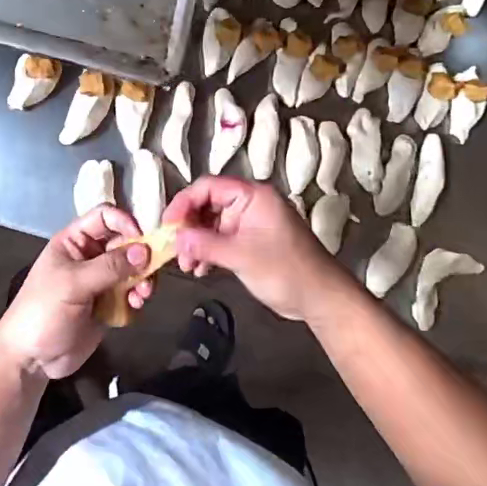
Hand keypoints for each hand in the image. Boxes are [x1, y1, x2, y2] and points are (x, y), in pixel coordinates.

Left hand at [0, 206, 155, 378]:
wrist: (31, 359)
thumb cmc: (43, 312)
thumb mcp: (73, 284)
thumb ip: (110, 266)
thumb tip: (145, 250)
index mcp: (74, 241)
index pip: (105, 216)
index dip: (126, 221)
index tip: (144, 238)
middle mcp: (89, 256)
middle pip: (125, 242)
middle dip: (141, 255)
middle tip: (149, 272)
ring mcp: (100, 280)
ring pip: (133, 268)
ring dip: (143, 277)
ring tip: (143, 294)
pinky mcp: (109, 303)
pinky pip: (131, 291)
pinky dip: (138, 295)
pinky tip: (136, 305)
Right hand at [161, 176, 355, 321]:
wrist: (319, 298)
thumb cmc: (284, 271)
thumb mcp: (240, 256)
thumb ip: (205, 244)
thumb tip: (174, 239)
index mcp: (253, 196)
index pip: (208, 187)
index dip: (184, 203)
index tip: (167, 225)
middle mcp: (251, 203)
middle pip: (207, 204)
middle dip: (189, 227)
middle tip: (176, 250)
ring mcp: (251, 223)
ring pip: (212, 224)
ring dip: (196, 243)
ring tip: (188, 266)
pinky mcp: (251, 241)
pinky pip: (221, 238)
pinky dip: (208, 251)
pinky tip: (200, 268)